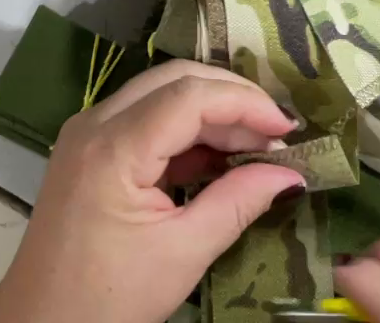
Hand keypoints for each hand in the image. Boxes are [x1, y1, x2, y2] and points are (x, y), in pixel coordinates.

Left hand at [0, 61, 306, 322]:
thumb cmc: (108, 299)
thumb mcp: (182, 255)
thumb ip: (237, 203)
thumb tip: (291, 173)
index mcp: (113, 147)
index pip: (189, 95)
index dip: (243, 101)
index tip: (287, 127)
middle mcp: (96, 121)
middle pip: (175, 79)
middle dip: (230, 97)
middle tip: (276, 130)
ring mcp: (89, 128)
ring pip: (160, 91)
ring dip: (210, 109)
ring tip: (258, 141)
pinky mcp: (90, 143)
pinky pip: (145, 115)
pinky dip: (185, 127)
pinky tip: (220, 151)